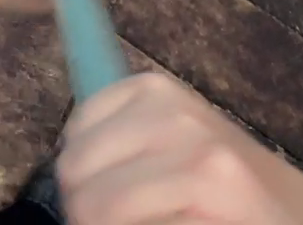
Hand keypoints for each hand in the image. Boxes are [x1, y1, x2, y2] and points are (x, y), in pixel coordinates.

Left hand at [59, 73, 302, 223]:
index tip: (99, 202)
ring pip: (99, 210)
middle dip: (86, 214)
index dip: (80, 181)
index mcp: (152, 91)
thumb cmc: (236, 192)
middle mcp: (173, 114)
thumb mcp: (176, 143)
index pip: (73, 138)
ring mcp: (199, 158)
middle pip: (77, 176)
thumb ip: (122, 141)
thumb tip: (65, 166)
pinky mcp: (216, 198)